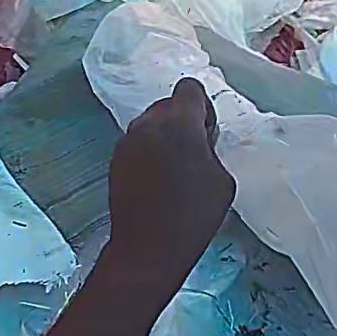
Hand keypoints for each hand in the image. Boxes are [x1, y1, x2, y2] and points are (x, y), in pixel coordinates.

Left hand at [105, 78, 235, 292]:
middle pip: (168, 105)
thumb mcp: (221, 178)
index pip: (190, 89)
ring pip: (150, 125)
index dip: (203, 107)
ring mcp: (126, 142)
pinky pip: (136, 145)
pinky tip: (155, 183)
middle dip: (182, 122)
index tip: (206, 135)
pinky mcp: (114, 161)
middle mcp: (147, 125)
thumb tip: (197, 142)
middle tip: (192, 155)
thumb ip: (210, 148)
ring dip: (163, 138)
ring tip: (173, 172)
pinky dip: (147, 154)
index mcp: (178, 123)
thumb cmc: (193, 215)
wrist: (148, 247)